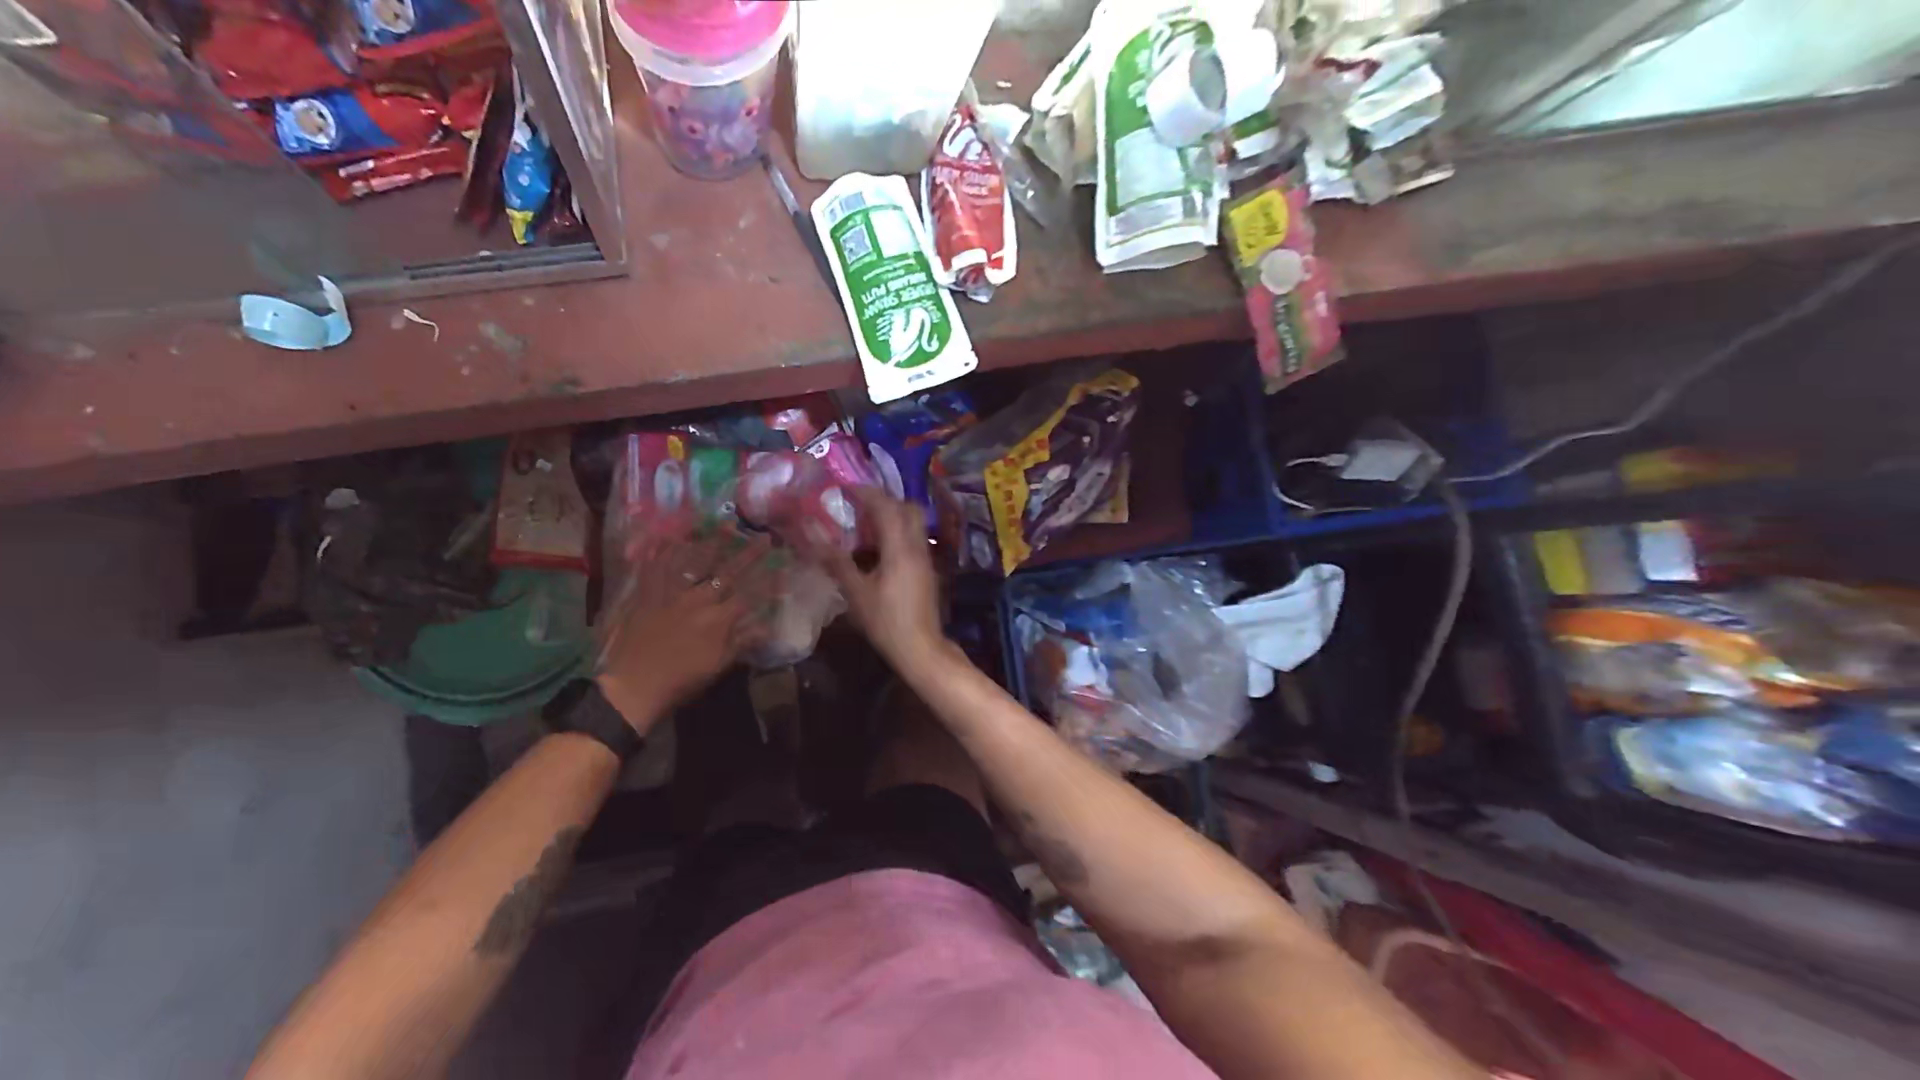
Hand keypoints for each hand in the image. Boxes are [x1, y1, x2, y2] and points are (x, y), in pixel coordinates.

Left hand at [594, 526, 774, 732]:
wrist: (632, 686)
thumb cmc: (680, 681)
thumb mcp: (717, 666)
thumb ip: (742, 642)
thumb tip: (768, 626)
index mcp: (718, 620)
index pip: (750, 595)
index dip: (768, 581)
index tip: (783, 566)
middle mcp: (698, 600)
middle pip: (728, 572)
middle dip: (749, 554)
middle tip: (764, 537)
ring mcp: (671, 594)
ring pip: (694, 562)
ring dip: (713, 542)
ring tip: (726, 524)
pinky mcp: (647, 595)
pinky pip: (657, 567)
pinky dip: (665, 550)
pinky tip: (673, 536)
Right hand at [804, 488, 953, 675]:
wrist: (921, 648)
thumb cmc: (886, 621)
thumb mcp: (856, 593)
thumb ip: (836, 562)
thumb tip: (812, 536)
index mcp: (900, 548)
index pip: (885, 507)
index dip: (865, 493)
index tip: (845, 488)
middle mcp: (917, 547)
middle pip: (907, 509)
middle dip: (883, 501)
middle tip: (857, 504)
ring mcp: (925, 559)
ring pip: (912, 524)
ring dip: (891, 517)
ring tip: (862, 526)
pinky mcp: (926, 571)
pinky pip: (912, 540)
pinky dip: (896, 534)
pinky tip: (876, 551)